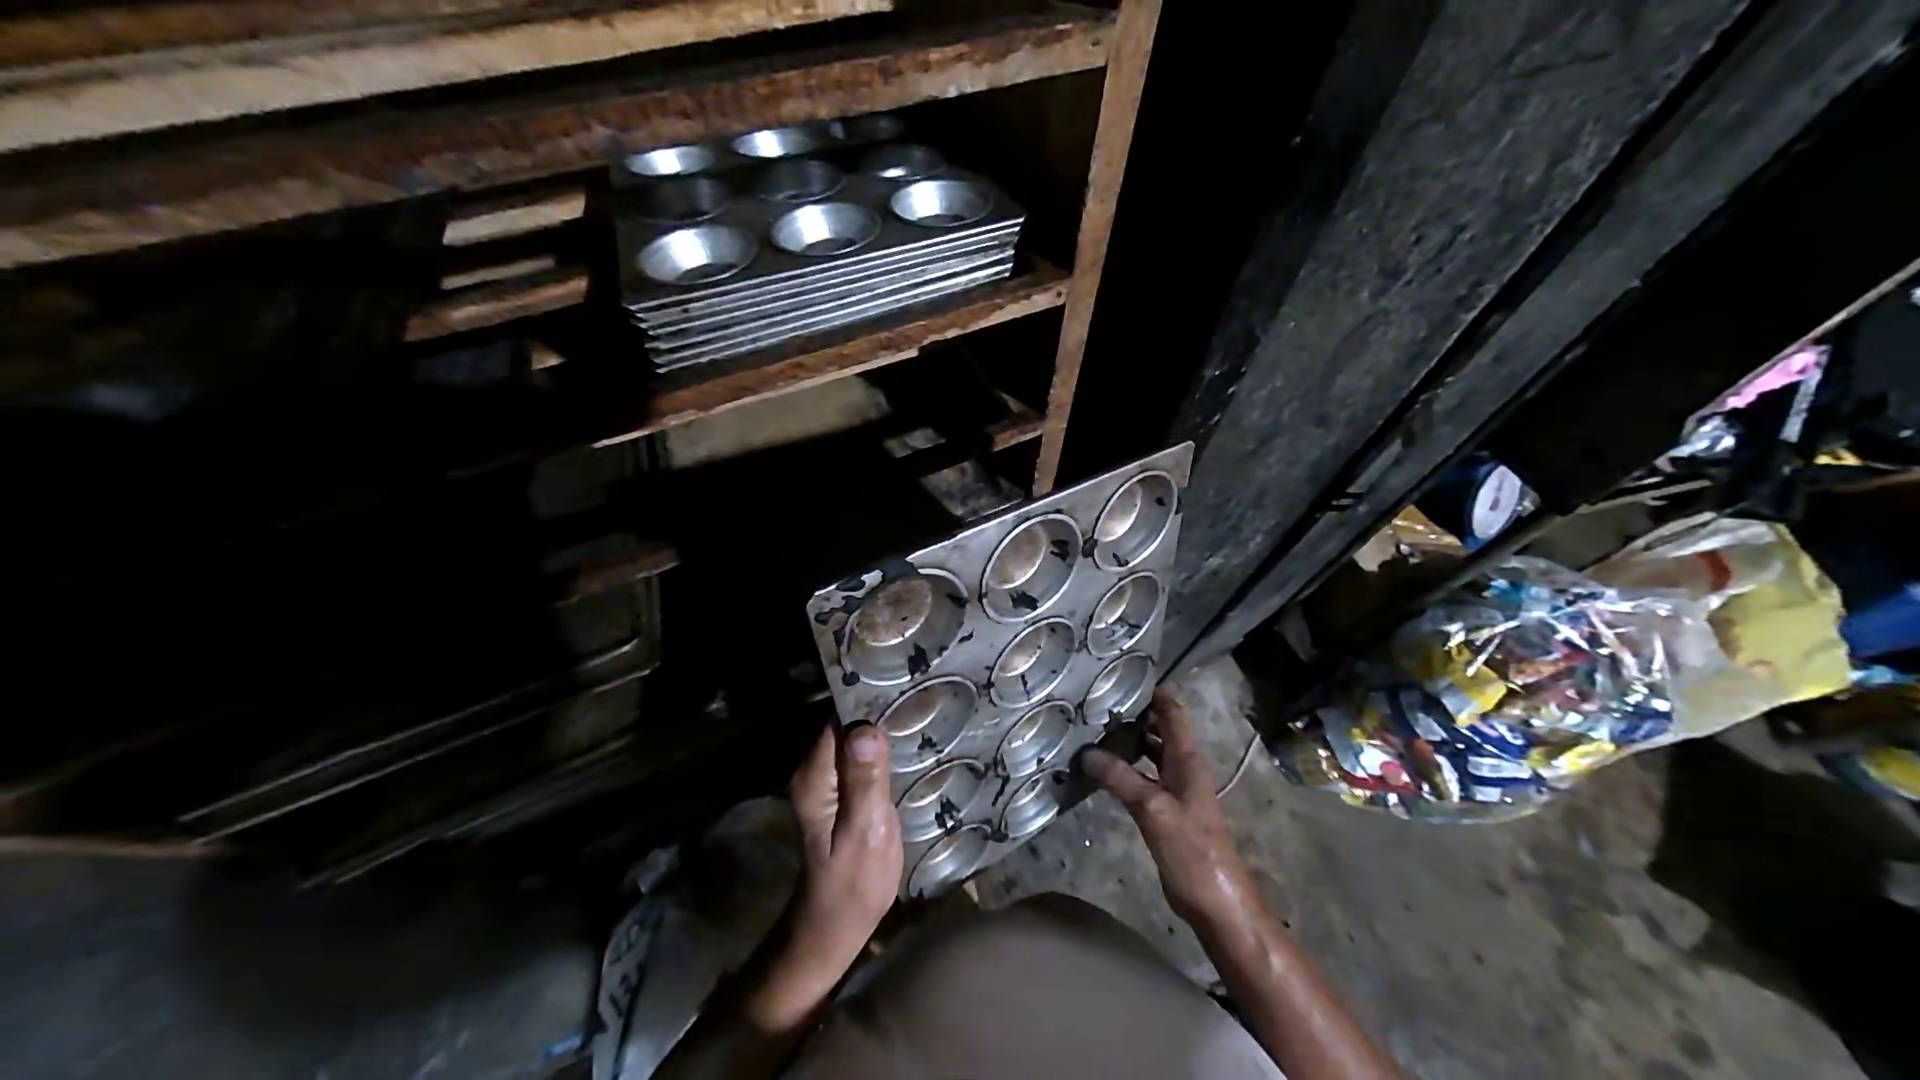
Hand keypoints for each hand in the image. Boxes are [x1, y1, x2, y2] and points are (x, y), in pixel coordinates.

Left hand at [744, 722, 900, 1033]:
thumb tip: (866, 729)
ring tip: (923, 711)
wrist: (837, 924)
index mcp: (815, 776)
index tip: (903, 686)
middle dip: (879, 709)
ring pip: (856, 739)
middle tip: (922, 695)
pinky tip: (910, 745)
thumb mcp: (865, 833)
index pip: (838, 720)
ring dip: (884, 728)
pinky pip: (861, 758)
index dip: (868, 702)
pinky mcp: (843, 791)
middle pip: (846, 724)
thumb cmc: (853, 883)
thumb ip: (865, 781)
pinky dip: (883, 750)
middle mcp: (815, 771)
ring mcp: (827, 781)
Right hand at [1081, 689, 1264, 932]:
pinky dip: (1124, 768)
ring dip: (1127, 741)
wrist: (1215, 901)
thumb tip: (1087, 753)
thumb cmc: (1192, 850)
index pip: (1173, 713)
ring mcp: (1174, 790)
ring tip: (1092, 728)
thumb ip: (1121, 779)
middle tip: (1094, 702)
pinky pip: (1142, 778)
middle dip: (1133, 714)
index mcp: (1188, 760)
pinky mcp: (1164, 811)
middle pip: (1159, 730)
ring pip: (1149, 754)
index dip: (1153, 693)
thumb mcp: (1153, 810)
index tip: (1122, 676)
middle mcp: (1182, 768)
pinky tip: (1101, 768)